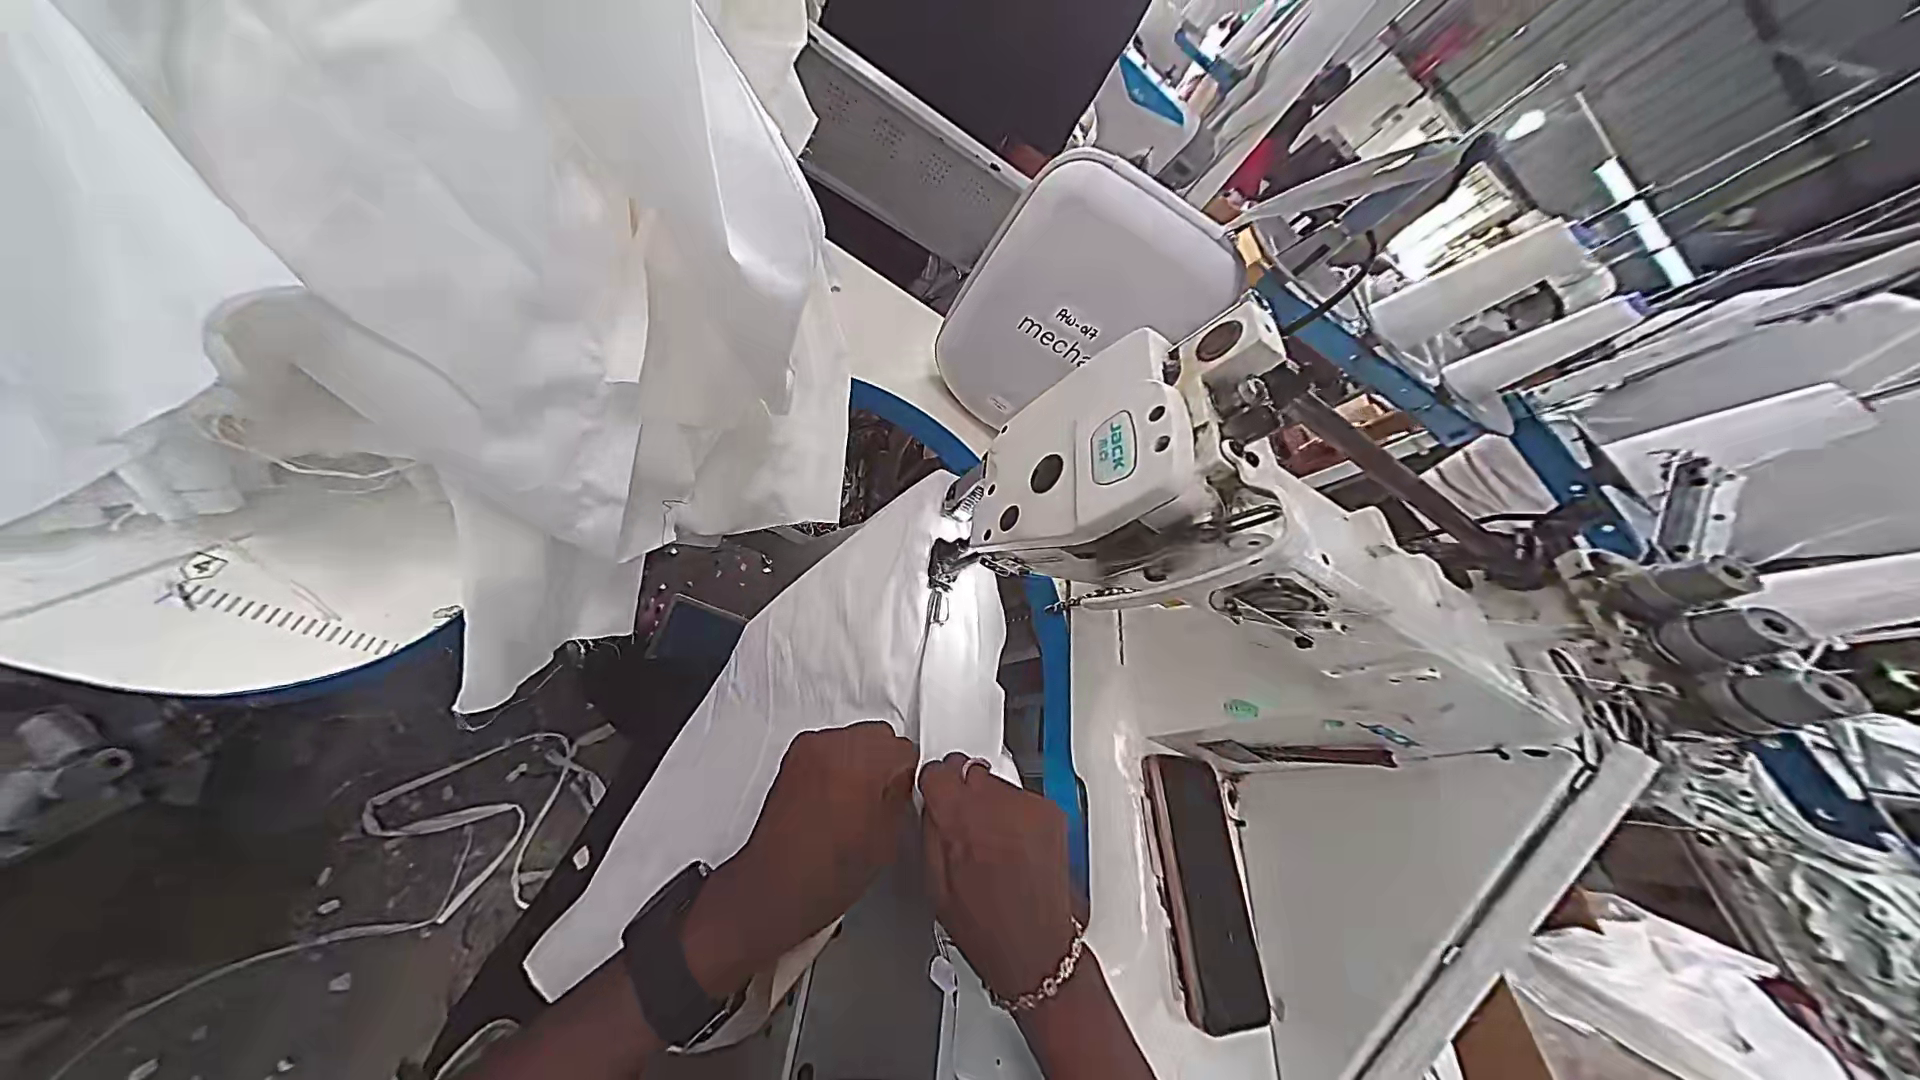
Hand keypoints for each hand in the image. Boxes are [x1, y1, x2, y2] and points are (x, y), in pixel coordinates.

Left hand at [681, 721, 916, 996]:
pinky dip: (833, 763)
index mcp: (865, 760)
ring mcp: (810, 747)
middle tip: (878, 797)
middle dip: (882, 762)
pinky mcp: (792, 756)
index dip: (905, 776)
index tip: (898, 793)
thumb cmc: (823, 873)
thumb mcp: (887, 838)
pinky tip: (832, 797)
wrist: (774, 886)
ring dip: (857, 760)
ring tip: (850, 801)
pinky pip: (827, 746)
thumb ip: (900, 795)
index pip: (904, 749)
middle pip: (879, 735)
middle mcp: (835, 745)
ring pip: (852, 737)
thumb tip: (901, 779)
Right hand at [919, 752, 1078, 1003]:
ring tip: (992, 842)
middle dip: (962, 791)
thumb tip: (929, 801)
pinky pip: (1021, 797)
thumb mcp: (934, 882)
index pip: (938, 771)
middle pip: (968, 769)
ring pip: (995, 782)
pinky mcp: (1050, 811)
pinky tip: (1013, 845)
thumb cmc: (986, 926)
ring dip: (989, 802)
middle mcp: (995, 805)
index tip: (936, 794)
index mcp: (960, 820)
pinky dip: (1015, 813)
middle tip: (964, 823)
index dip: (934, 785)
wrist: (1036, 946)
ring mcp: (1026, 806)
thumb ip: (928, 830)